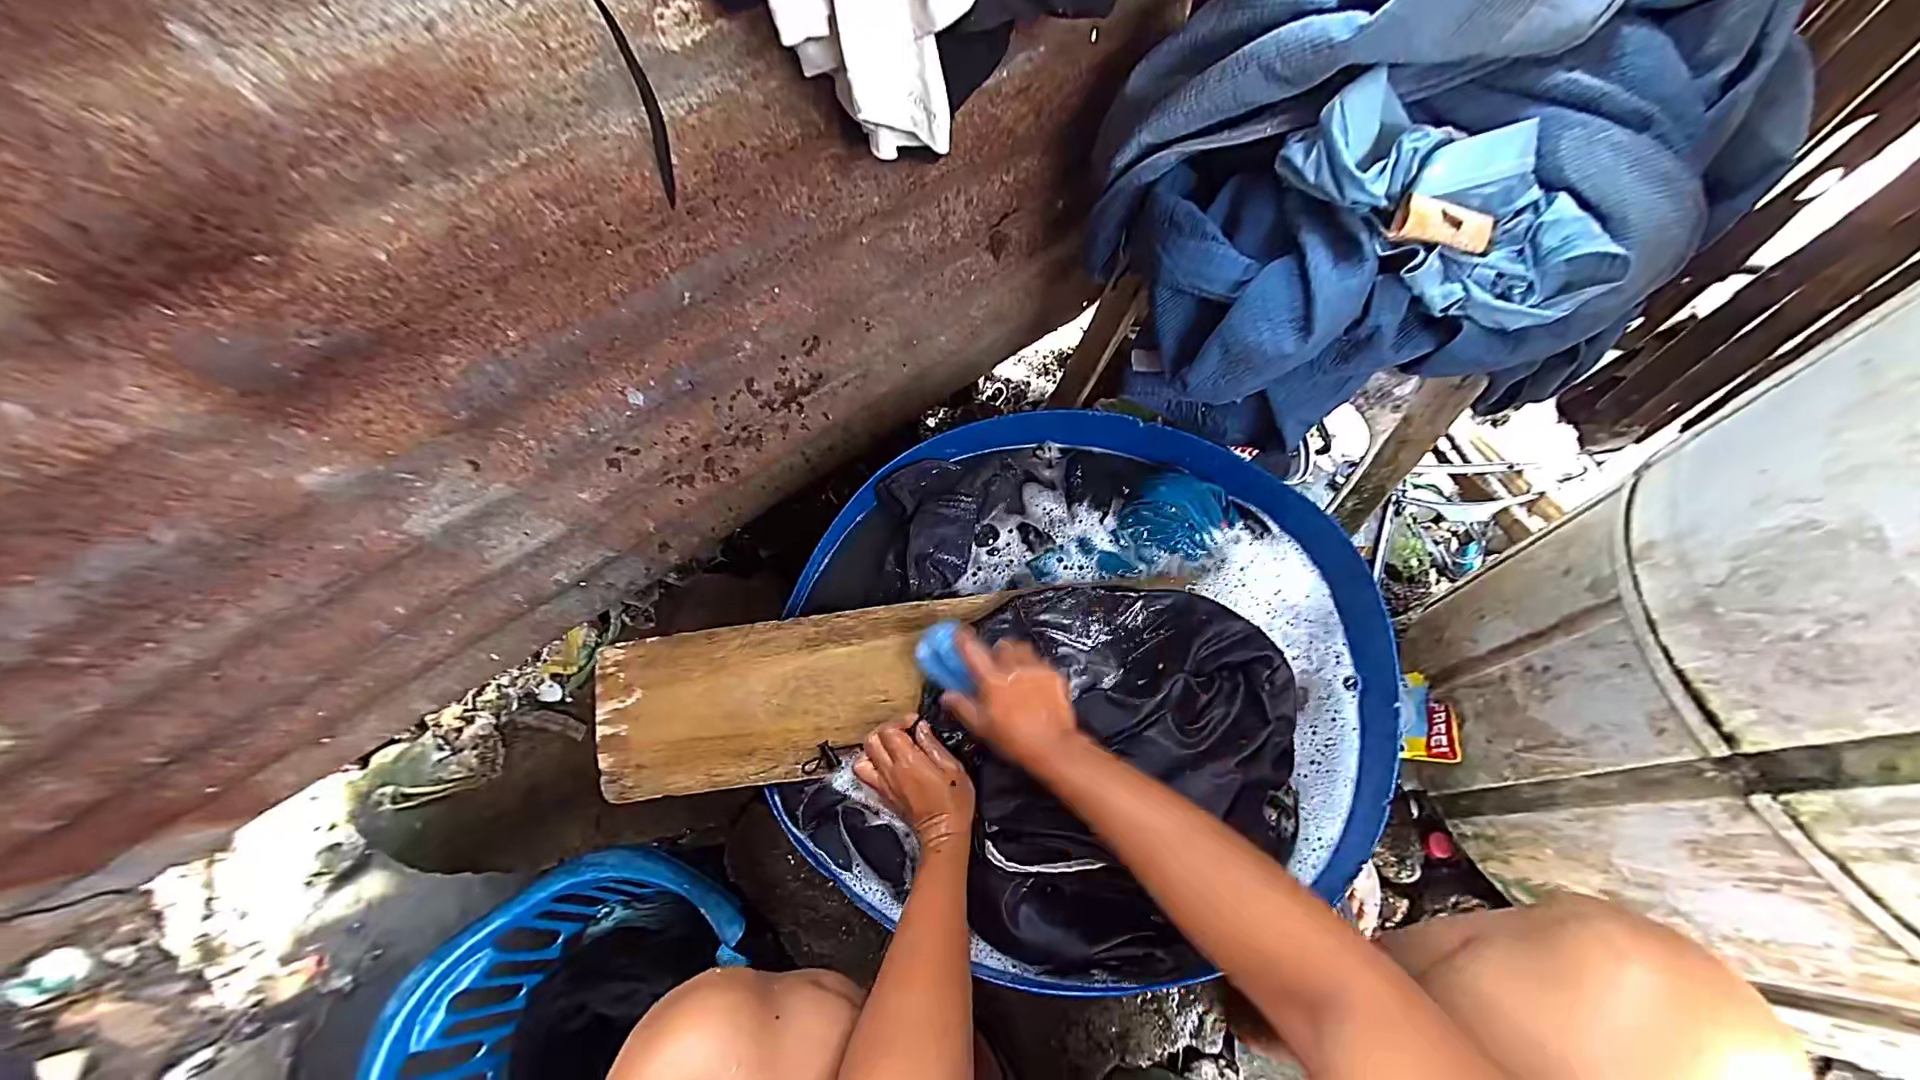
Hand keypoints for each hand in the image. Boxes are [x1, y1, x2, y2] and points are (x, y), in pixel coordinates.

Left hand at [853, 717, 975, 856]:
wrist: (944, 833)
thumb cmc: (953, 803)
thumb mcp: (953, 767)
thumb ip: (933, 745)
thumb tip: (922, 728)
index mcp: (908, 762)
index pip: (889, 731)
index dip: (901, 721)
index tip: (915, 723)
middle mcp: (891, 772)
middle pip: (871, 740)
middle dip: (886, 730)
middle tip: (902, 732)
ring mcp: (884, 785)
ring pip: (862, 758)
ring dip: (875, 748)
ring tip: (891, 747)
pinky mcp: (884, 796)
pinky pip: (866, 776)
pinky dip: (871, 765)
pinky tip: (887, 765)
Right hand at [939, 628, 1085, 773]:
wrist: (1054, 746)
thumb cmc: (1015, 739)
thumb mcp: (982, 726)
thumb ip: (962, 707)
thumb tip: (947, 696)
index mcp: (992, 680)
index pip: (972, 649)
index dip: (962, 639)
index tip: (957, 634)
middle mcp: (1014, 668)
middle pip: (1001, 644)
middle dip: (995, 650)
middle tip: (992, 663)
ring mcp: (1036, 669)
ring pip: (1022, 648)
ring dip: (1015, 653)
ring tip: (1014, 668)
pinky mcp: (1054, 674)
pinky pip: (1040, 661)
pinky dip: (1033, 666)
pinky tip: (1032, 682)